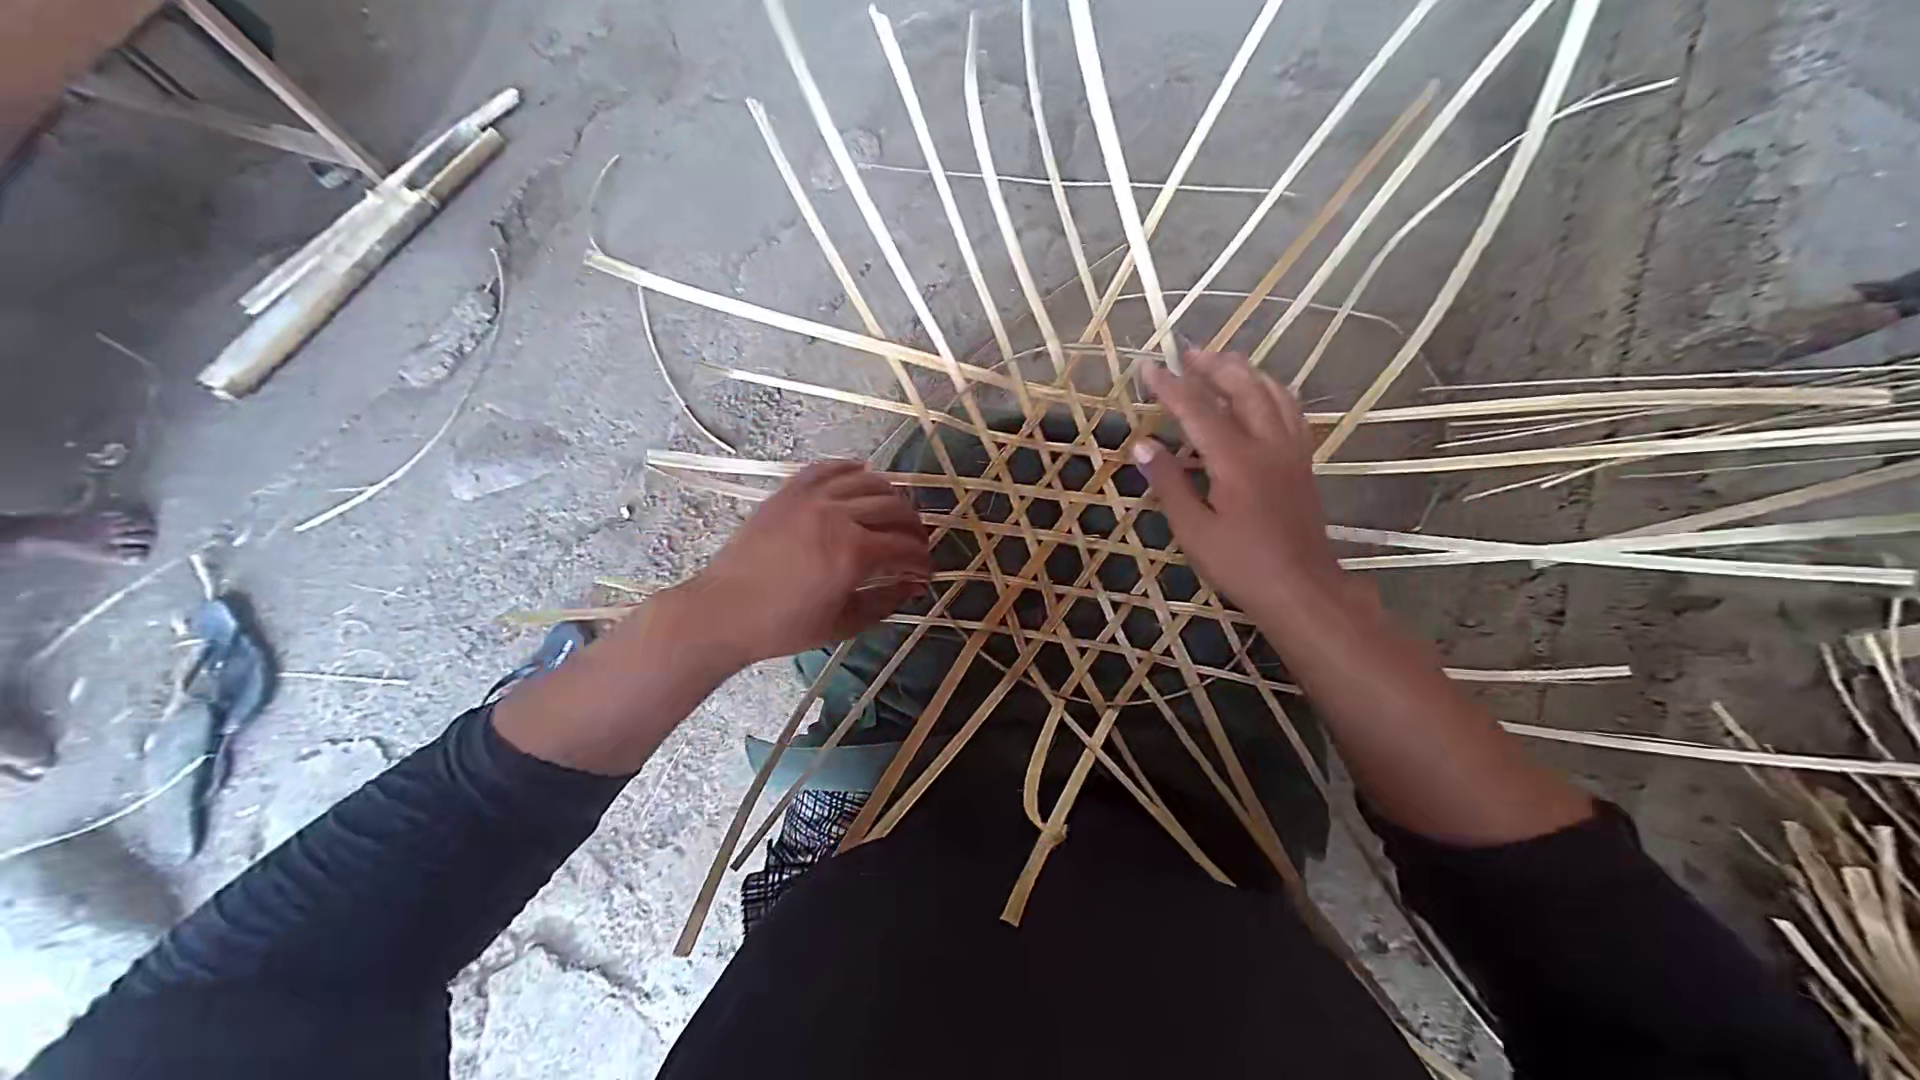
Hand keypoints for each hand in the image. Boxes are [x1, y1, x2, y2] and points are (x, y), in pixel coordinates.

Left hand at [665, 460, 930, 666]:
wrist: (723, 611)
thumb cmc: (783, 626)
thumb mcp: (842, 623)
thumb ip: (884, 601)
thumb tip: (913, 586)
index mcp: (853, 553)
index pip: (906, 547)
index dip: (923, 560)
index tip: (925, 573)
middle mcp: (838, 515)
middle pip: (895, 509)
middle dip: (914, 528)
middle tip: (915, 546)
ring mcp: (812, 498)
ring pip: (869, 482)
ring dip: (891, 497)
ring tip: (894, 515)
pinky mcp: (789, 491)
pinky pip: (829, 469)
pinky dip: (851, 470)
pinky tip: (863, 476)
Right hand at [1132, 350, 1345, 620]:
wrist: (1302, 589)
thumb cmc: (1241, 564)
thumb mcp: (1193, 530)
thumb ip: (1169, 483)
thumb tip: (1142, 445)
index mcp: (1236, 460)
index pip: (1198, 410)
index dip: (1171, 386)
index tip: (1148, 367)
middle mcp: (1268, 444)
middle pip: (1243, 388)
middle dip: (1213, 366)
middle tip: (1188, 353)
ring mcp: (1291, 451)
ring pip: (1274, 394)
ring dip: (1247, 372)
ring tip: (1224, 362)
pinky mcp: (1303, 463)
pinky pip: (1291, 412)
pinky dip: (1272, 392)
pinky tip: (1263, 396)